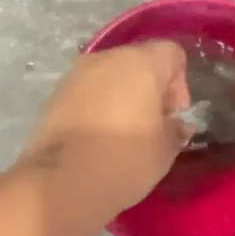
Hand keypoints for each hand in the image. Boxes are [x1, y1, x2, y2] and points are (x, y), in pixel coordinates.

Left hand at [21, 41, 190, 214]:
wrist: (61, 182)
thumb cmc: (125, 160)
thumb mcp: (165, 150)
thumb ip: (175, 130)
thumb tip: (175, 125)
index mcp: (141, 63)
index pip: (172, 53)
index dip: (179, 83)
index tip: (173, 115)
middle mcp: (106, 58)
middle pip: (138, 61)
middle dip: (149, 89)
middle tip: (152, 125)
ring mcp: (76, 74)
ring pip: (109, 76)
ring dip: (121, 96)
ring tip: (122, 133)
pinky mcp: (55, 94)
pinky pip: (87, 92)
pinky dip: (96, 106)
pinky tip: (97, 137)